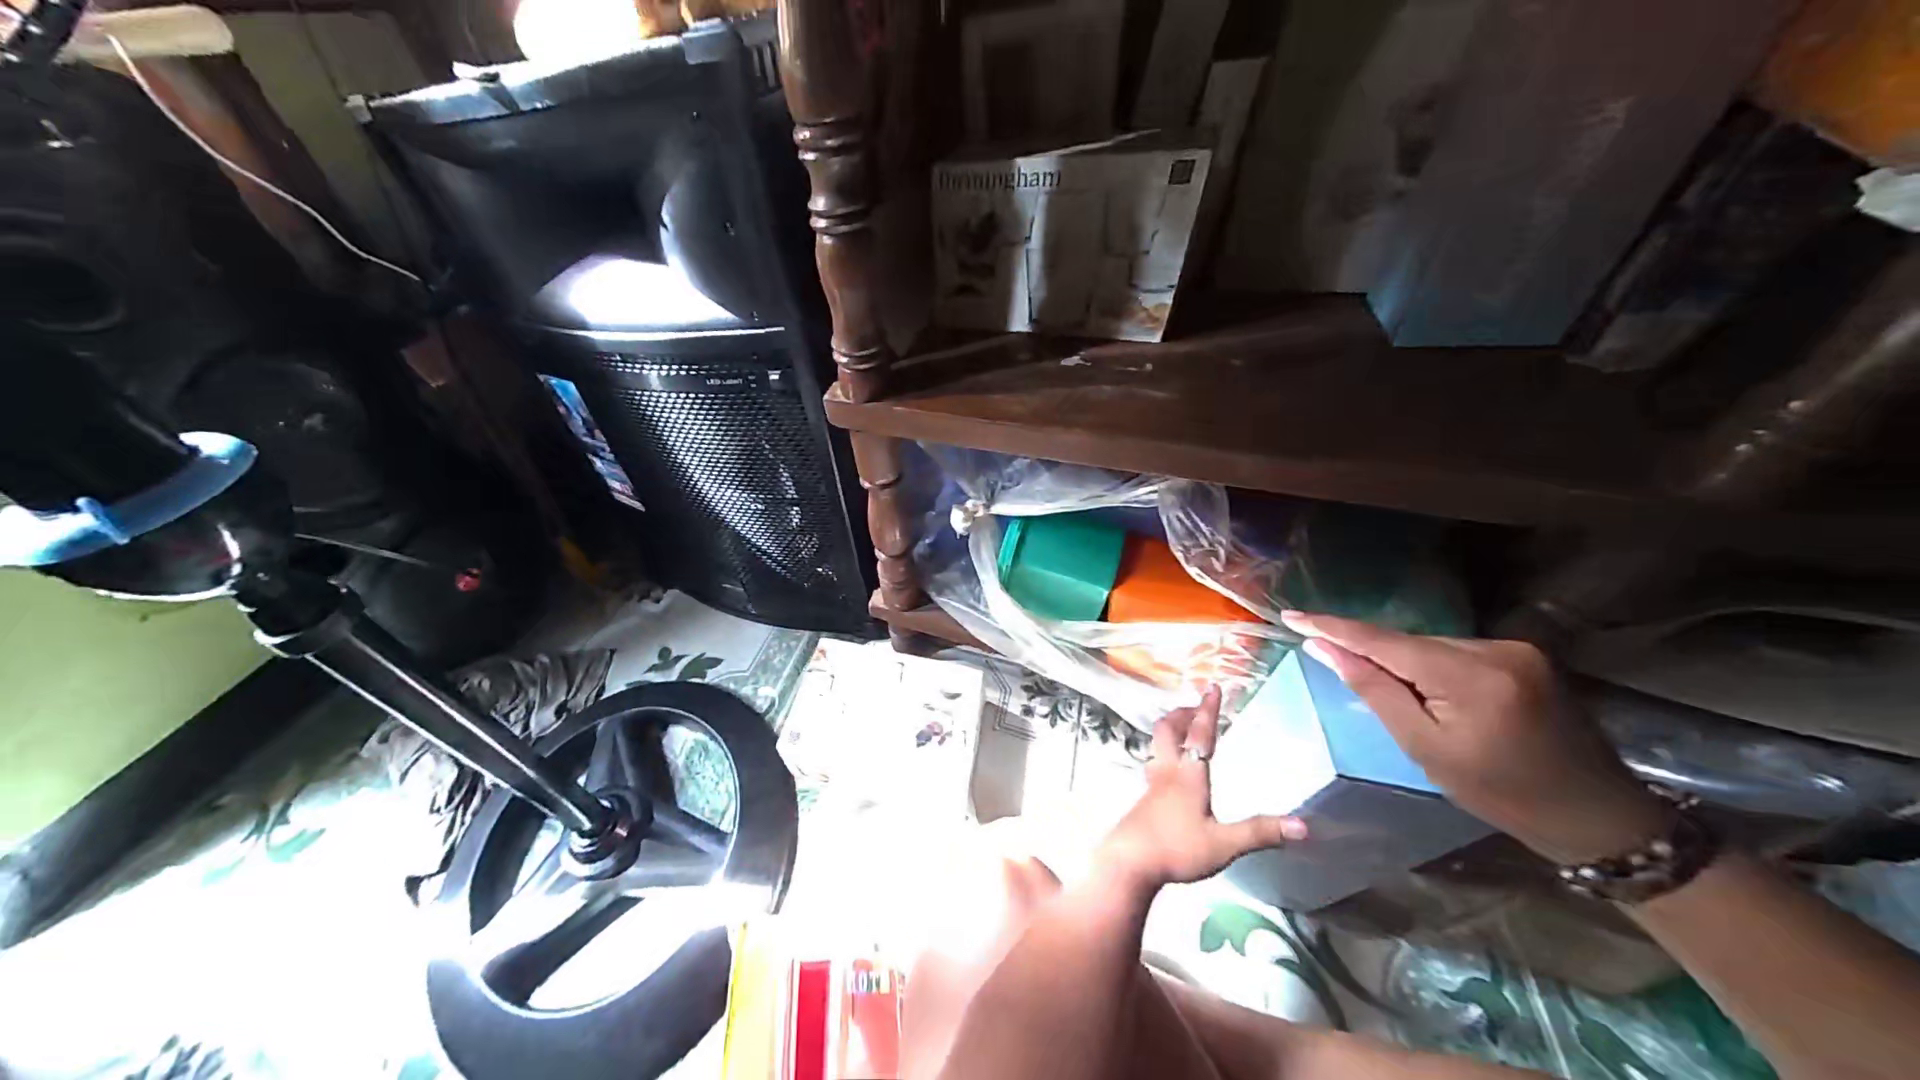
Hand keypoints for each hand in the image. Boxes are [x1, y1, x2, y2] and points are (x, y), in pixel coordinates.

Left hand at [1094, 687, 1306, 891]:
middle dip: (1182, 715)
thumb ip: (1260, 833)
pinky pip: (1154, 764)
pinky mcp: (1143, 801)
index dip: (1208, 710)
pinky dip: (1164, 753)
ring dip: (1171, 731)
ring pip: (1157, 746)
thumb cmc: (1176, 849)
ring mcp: (1151, 786)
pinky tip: (1170, 769)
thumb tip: (1304, 825)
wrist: (1128, 864)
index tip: (1212, 687)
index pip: (1200, 735)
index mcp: (1188, 775)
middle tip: (1195, 708)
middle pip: (1168, 731)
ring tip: (1182, 729)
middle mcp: (1167, 773)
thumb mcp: (1224, 844)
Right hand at [1279, 612, 1668, 864]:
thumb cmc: (1499, 792)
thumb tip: (1323, 648)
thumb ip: (1373, 689)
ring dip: (1399, 657)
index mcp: (1470, 677)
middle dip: (1366, 646)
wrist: (1593, 813)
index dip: (1333, 627)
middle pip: (1408, 640)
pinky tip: (1424, 688)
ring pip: (1431, 644)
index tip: (1292, 615)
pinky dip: (1429, 663)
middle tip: (1322, 651)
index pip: (1384, 641)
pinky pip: (1456, 651)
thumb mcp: (1424, 748)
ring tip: (1381, 684)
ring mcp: (1515, 649)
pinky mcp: (1525, 656)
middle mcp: (1495, 650)